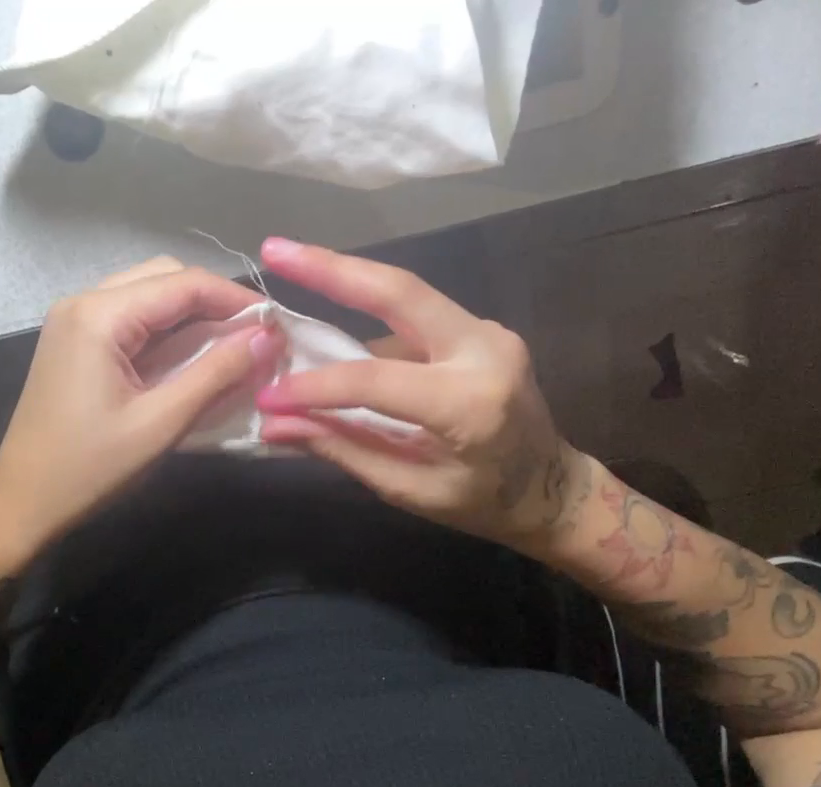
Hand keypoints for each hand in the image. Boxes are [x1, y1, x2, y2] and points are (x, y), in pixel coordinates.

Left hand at [0, 257, 281, 561]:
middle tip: (255, 340)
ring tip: (230, 350)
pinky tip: (189, 359)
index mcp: (98, 315)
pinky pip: (128, 321)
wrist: (22, 504)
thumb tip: (268, 336)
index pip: (183, 283)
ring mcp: (72, 321)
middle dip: (213, 304)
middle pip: (164, 279)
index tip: (277, 326)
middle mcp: (82, 302)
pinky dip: (164, 333)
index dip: (236, 299)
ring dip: (190, 317)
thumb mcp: (160, 423)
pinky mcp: (72, 344)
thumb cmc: (88, 469)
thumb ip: (216, 374)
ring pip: (147, 297)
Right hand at [254, 238, 586, 544]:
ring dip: (346, 282)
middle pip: (399, 291)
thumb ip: (342, 449)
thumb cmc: (482, 502)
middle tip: (275, 249)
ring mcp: (487, 332)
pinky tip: (335, 313)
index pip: (374, 380)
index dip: (313, 386)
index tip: (268, 396)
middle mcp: (483, 351)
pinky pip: (415, 314)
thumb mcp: (408, 489)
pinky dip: (369, 312)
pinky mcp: (481, 329)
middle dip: (331, 268)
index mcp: (469, 404)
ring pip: (405, 295)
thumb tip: (275, 426)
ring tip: (291, 267)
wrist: (552, 487)